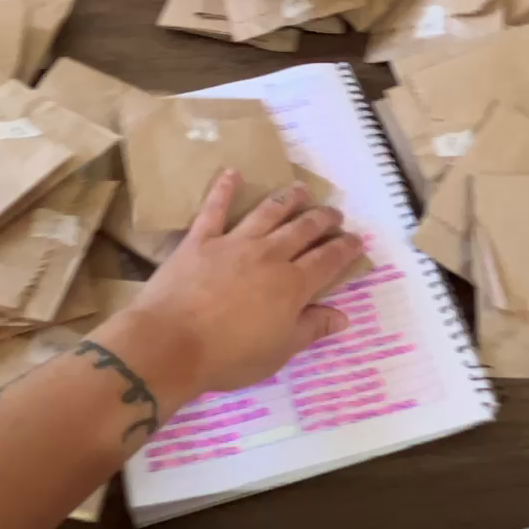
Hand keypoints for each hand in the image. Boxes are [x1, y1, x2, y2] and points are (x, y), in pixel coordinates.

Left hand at [122, 170, 364, 399]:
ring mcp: (233, 243)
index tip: (357, 240)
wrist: (171, 343)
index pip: (327, 260)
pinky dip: (224, 189)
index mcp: (292, 285)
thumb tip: (343, 316)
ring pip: (267, 212)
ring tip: (301, 188)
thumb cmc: (229, 356)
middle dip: (322, 219)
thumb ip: (311, 328)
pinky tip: (232, 173)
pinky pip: (214, 209)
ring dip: (287, 198)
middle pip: (302, 229)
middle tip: (334, 213)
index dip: (345, 249)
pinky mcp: (200, 240)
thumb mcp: (279, 352)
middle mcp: (268, 255)